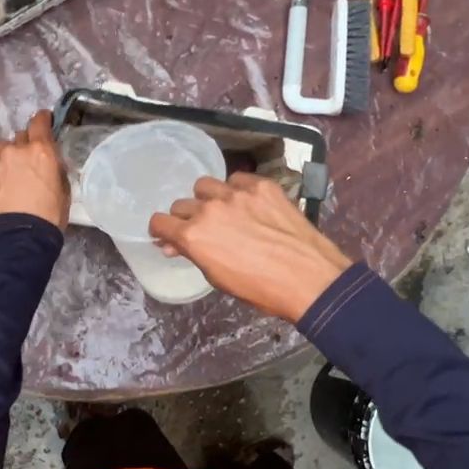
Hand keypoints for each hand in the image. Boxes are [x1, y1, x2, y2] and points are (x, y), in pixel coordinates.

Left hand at [0, 110, 70, 228]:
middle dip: (25, 146)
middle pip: (20, 137)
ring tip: (6, 171)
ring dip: (5, 154)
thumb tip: (50, 164)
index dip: (42, 120)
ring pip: (0, 146)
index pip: (40, 123)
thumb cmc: (48, 219)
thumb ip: (56, 171)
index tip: (43, 120)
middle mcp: (17, 150)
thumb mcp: (63, 193)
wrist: (18, 240)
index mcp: (42, 152)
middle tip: (27, 163)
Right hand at [147, 173, 352, 322]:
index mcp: (193, 236)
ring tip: (224, 211)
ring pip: (205, 185)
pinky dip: (237, 190)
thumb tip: (175, 245)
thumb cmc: (260, 289)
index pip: (159, 221)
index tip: (169, 235)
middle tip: (203, 230)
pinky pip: (238, 179)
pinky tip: (249, 204)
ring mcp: (236, 194)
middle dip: (187, 217)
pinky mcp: (262, 185)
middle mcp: (209, 209)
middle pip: (181, 204)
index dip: (162, 230)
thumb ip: (194, 254)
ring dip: (208, 198)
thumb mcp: (218, 278)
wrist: (309, 279)